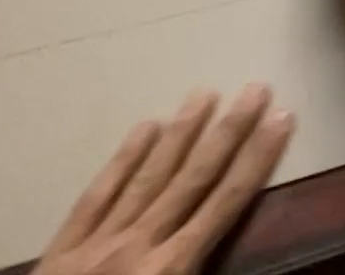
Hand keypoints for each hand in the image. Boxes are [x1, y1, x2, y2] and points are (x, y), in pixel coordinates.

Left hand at [32, 86, 292, 274]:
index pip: (226, 201)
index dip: (258, 157)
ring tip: (205, 92)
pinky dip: (122, 161)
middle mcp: (140, 244)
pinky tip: (145, 127)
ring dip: (182, 133)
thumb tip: (229, 249)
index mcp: (170, 270)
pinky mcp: (61, 250)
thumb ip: (202, 273)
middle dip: (229, 131)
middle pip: (194, 177)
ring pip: (150, 176)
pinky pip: (97, 196)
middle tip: (254, 88)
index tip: (283, 117)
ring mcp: (97, 243)